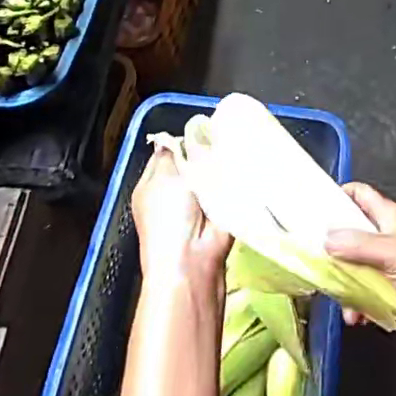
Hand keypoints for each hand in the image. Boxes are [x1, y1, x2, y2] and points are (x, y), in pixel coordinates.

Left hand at [132, 149, 231, 283]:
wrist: (192, 265)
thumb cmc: (168, 220)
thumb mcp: (162, 179)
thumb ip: (168, 155)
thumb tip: (167, 138)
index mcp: (152, 185)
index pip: (166, 153)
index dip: (180, 141)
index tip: (198, 129)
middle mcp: (174, 194)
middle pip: (191, 163)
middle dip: (203, 152)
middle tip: (219, 136)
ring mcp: (198, 205)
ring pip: (211, 176)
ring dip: (220, 167)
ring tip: (232, 149)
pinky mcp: (221, 214)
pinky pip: (228, 191)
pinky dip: (234, 182)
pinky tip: (243, 166)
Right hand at [325, 182, 395, 345]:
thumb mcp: (390, 250)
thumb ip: (357, 244)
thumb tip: (326, 240)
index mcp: (386, 216)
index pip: (358, 194)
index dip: (339, 194)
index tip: (317, 206)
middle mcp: (384, 237)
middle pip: (349, 233)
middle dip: (333, 247)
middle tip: (316, 255)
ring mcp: (386, 265)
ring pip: (353, 266)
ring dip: (344, 282)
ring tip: (338, 295)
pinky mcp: (389, 291)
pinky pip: (364, 293)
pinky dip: (357, 304)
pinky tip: (355, 315)